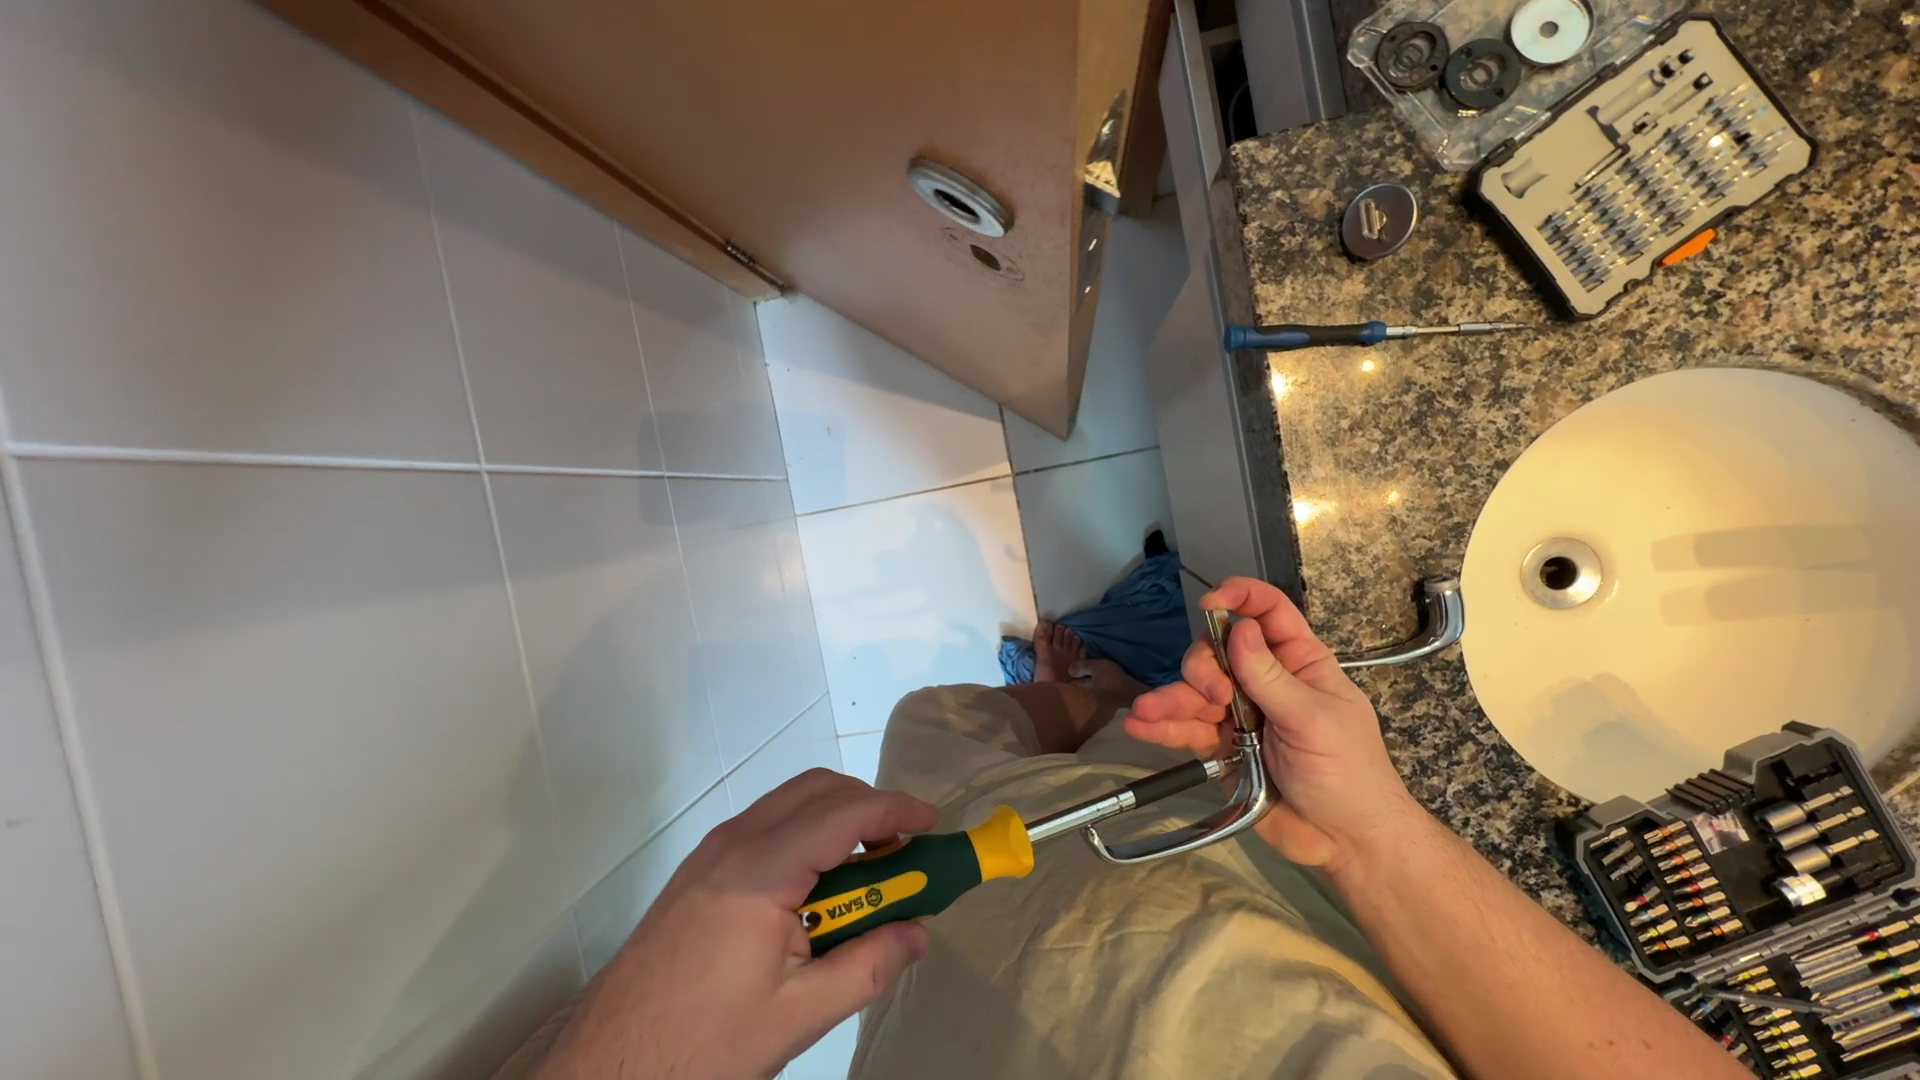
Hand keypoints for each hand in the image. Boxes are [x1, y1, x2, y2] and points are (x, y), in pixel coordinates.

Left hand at [535, 770, 938, 1079]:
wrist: (608, 1066)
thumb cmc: (703, 1043)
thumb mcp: (797, 1016)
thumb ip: (868, 966)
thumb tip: (918, 932)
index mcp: (760, 871)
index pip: (843, 812)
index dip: (895, 808)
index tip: (933, 823)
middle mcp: (734, 842)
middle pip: (817, 789)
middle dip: (869, 807)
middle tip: (902, 853)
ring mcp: (712, 851)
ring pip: (791, 801)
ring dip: (837, 819)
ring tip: (866, 876)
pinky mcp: (701, 869)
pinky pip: (768, 825)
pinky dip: (807, 834)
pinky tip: (817, 890)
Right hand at [1123, 577, 1424, 874]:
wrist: (1345, 843)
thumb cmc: (1348, 774)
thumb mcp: (1315, 721)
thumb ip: (1271, 678)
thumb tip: (1240, 627)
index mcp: (1299, 662)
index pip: (1267, 612)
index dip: (1239, 597)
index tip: (1209, 603)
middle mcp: (1263, 681)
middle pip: (1216, 651)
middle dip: (1203, 666)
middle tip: (1214, 698)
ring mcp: (1238, 715)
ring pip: (1194, 691)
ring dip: (1169, 698)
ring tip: (1147, 711)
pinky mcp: (1220, 748)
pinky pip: (1186, 730)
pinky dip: (1161, 728)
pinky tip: (1139, 726)